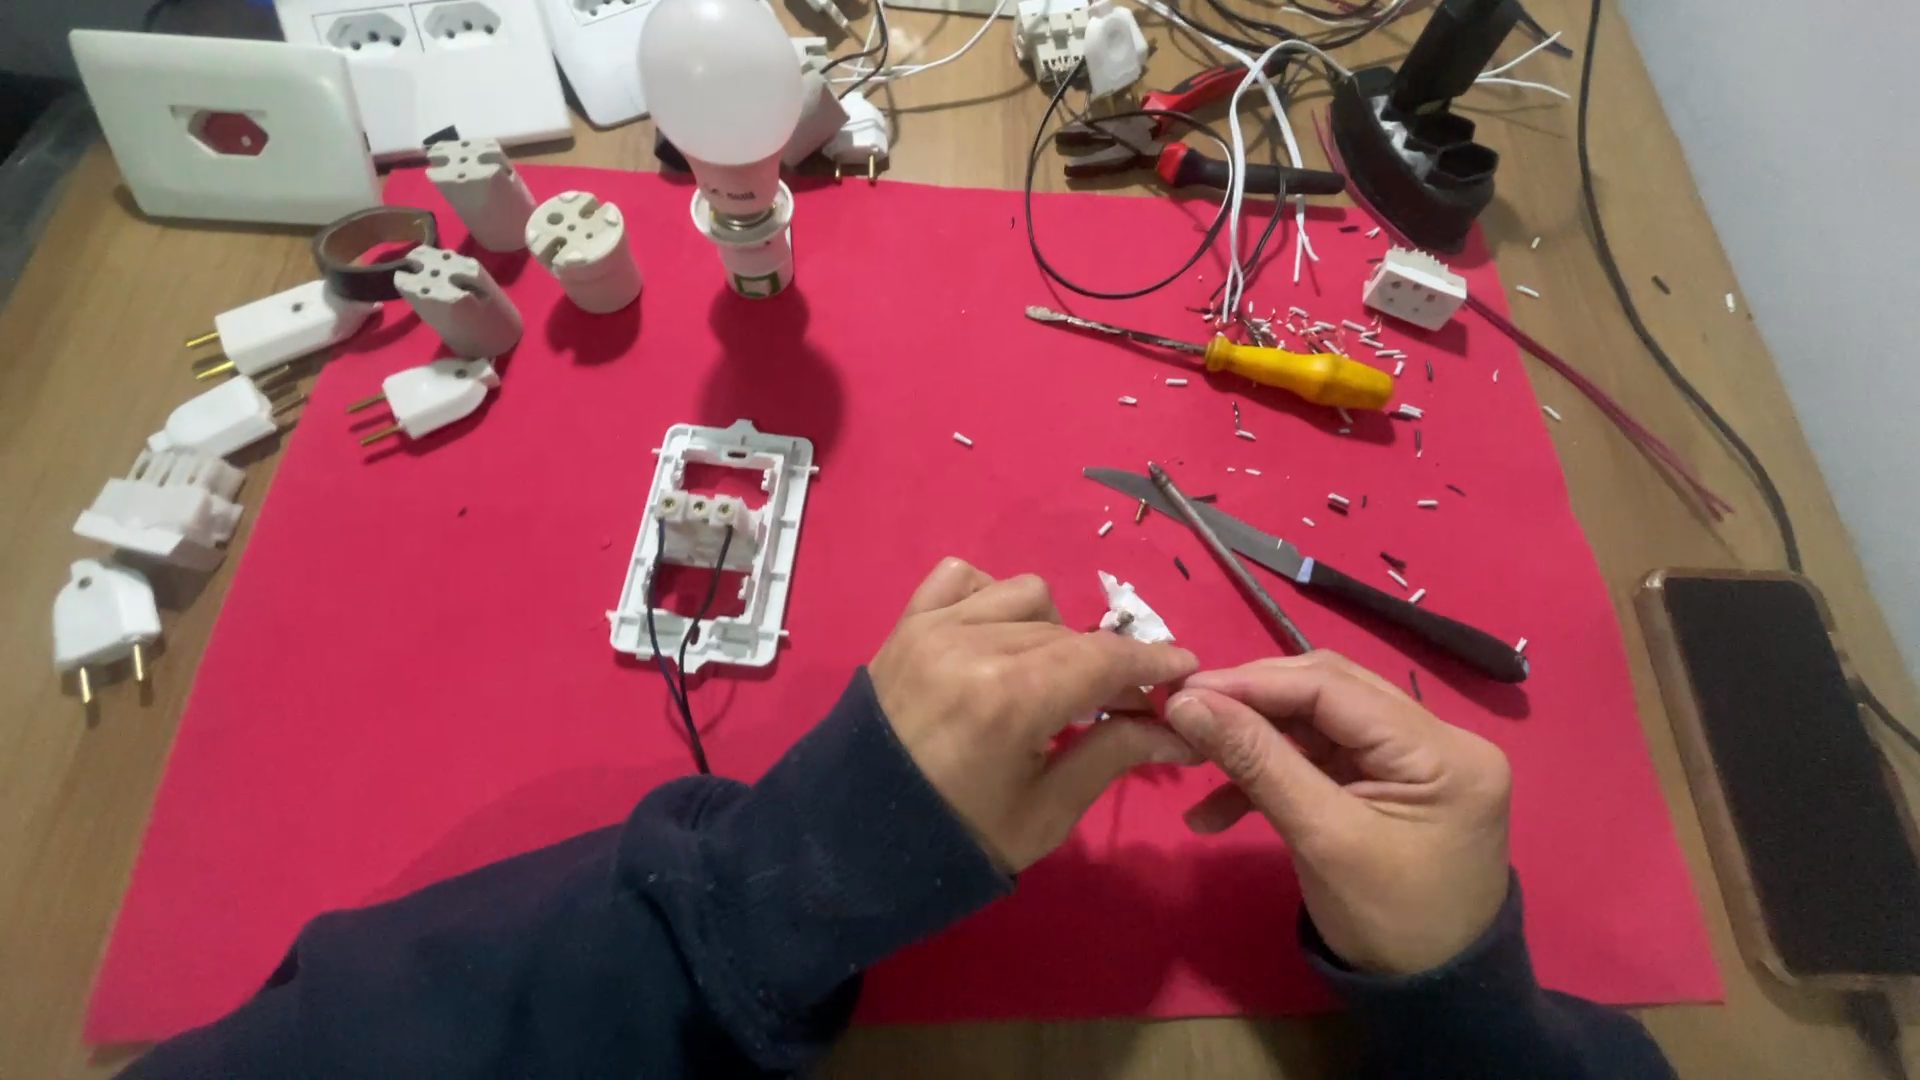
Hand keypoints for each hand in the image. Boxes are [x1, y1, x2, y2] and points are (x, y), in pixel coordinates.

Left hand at [869, 558, 1199, 871]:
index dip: (1152, 662)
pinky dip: (991, 596)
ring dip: (1052, 629)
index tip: (1183, 667)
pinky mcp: (907, 623)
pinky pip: (961, 577)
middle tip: (1119, 704)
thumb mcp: (1045, 812)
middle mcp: (972, 644)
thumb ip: (1112, 755)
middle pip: (1070, 633)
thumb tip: (1177, 731)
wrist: (852, 837)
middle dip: (1107, 665)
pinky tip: (996, 635)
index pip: (1103, 658)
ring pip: (1025, 594)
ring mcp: (933, 626)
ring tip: (1046, 675)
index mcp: (1010, 696)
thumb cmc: (956, 839)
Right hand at [1164, 652, 1511, 975]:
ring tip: (1194, 752)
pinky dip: (1265, 772)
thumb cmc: (1389, 922)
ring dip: (1251, 736)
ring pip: (1311, 719)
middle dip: (1250, 701)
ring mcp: (1406, 757)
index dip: (1253, 682)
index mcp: (1440, 750)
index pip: (1332, 687)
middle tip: (1186, 709)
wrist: (1430, 998)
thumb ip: (1254, 760)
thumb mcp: (1320, 838)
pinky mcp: (1379, 777)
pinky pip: (1313, 755)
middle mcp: (1432, 737)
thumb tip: (1185, 701)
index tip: (1186, 688)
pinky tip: (1216, 807)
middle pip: (1323, 691)